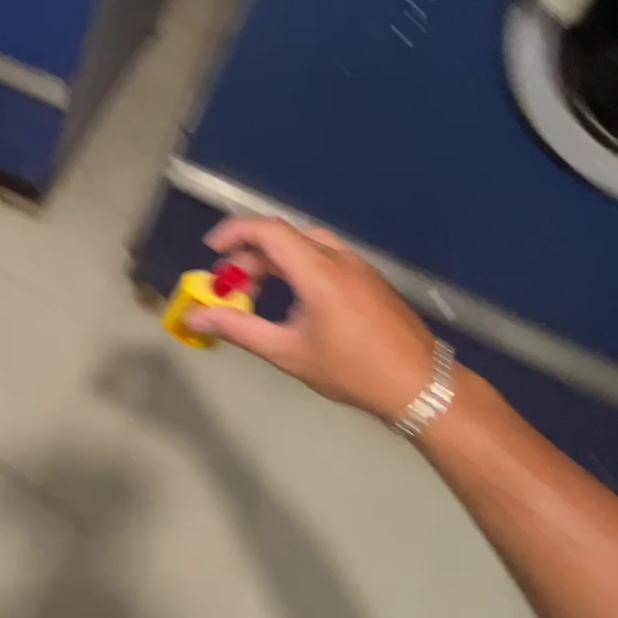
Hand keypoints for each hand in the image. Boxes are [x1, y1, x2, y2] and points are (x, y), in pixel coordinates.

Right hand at [186, 215, 436, 421]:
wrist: (423, 386)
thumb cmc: (353, 371)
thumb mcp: (287, 353)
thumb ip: (238, 329)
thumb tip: (194, 318)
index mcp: (318, 272)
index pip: (269, 231)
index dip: (234, 232)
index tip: (212, 251)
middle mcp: (338, 259)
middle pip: (283, 236)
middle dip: (248, 254)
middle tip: (229, 285)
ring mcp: (357, 266)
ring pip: (304, 243)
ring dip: (272, 258)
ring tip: (255, 289)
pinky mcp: (368, 277)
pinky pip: (322, 255)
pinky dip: (295, 264)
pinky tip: (291, 297)